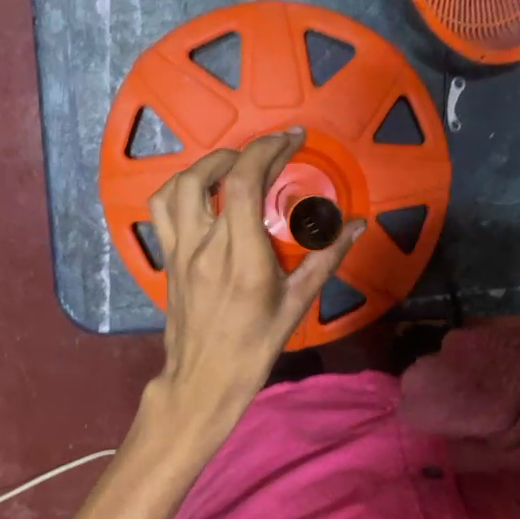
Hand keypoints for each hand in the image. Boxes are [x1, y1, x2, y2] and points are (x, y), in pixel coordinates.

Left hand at [139, 129, 360, 446]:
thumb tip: (357, 225)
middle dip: (249, 151)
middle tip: (273, 150)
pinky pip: (162, 207)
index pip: (246, 185)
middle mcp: (206, 248)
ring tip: (236, 163)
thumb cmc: (254, 347)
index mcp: (243, 260)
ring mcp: (180, 250)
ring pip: (181, 185)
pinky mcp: (166, 256)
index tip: (292, 139)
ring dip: (210, 164)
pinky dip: (180, 186)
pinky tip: (203, 190)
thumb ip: (326, 259)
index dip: (268, 151)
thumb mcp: (297, 304)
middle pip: (217, 176)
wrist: (202, 379)